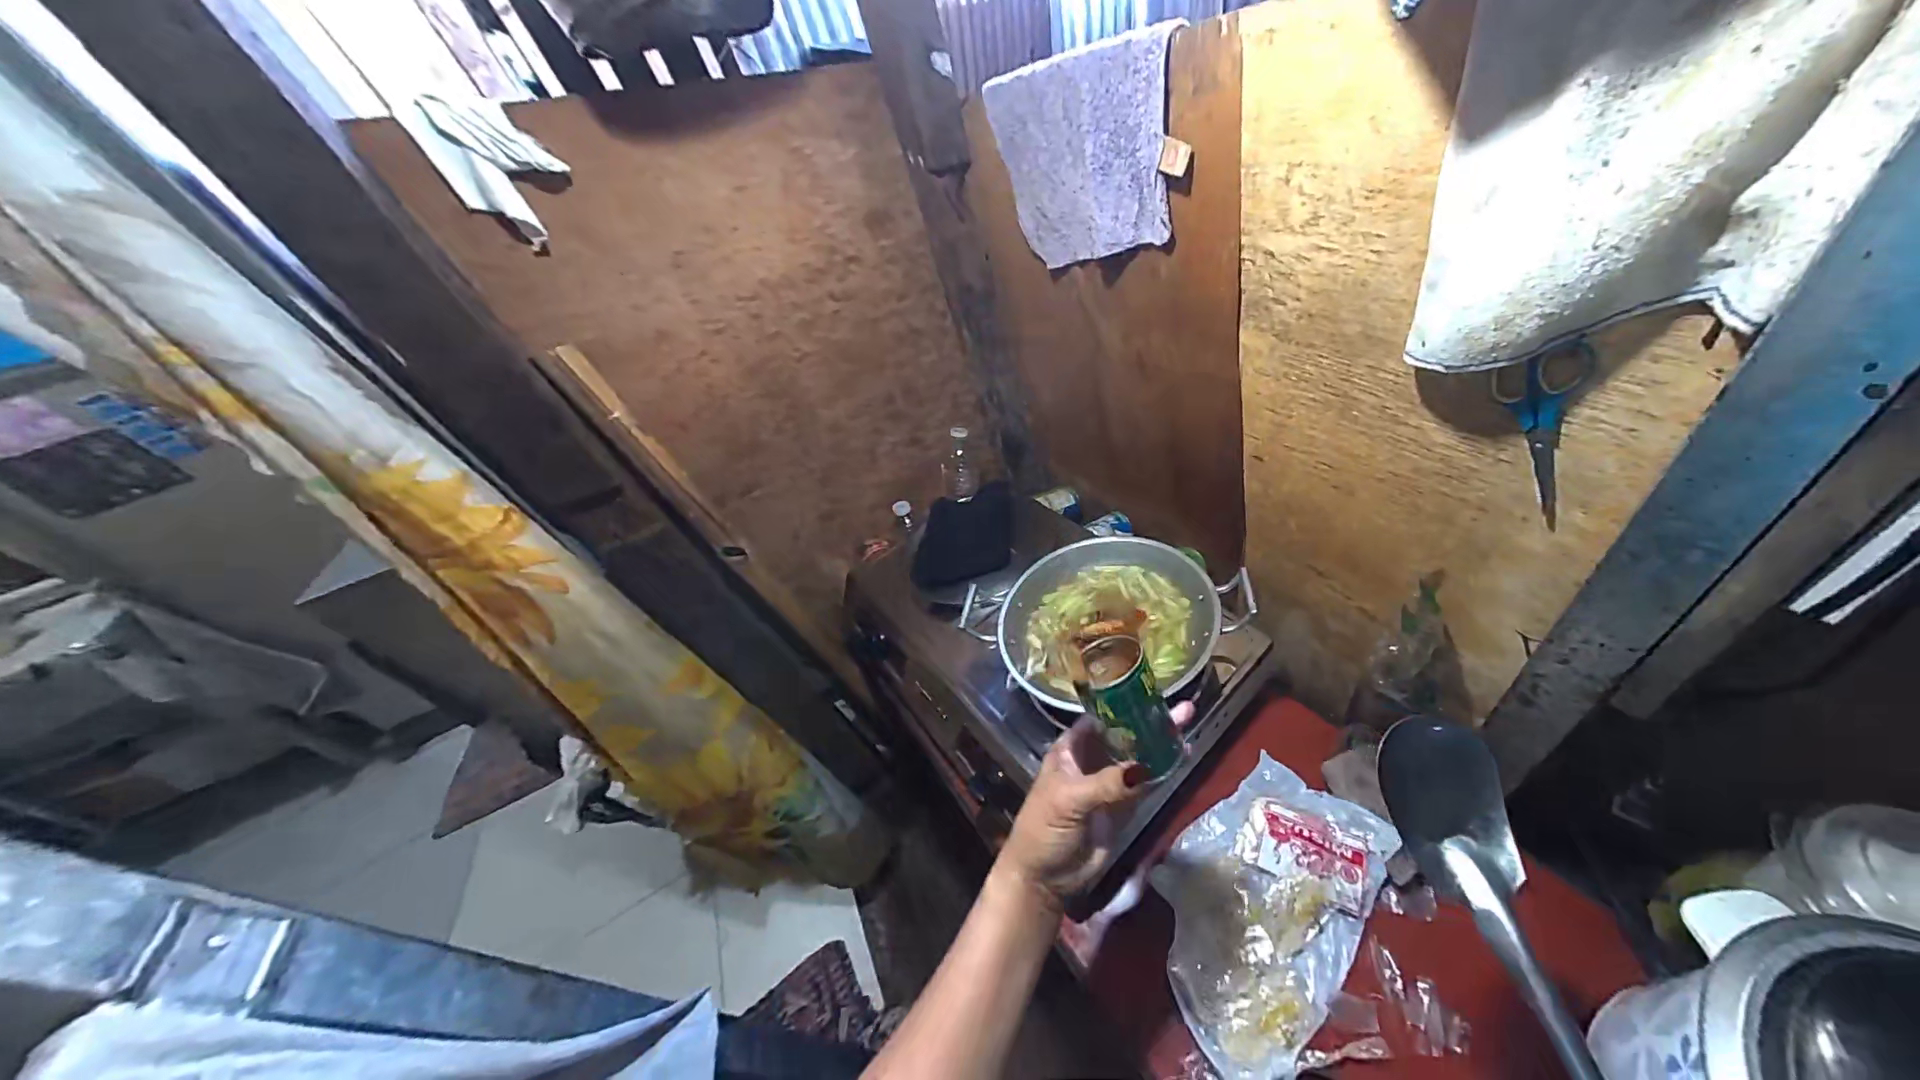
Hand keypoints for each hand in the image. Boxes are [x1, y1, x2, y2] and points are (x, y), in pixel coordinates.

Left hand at [995, 702, 1194, 907]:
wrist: (1045, 878)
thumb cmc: (1044, 829)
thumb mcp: (1069, 801)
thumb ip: (1106, 784)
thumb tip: (1143, 769)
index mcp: (1070, 749)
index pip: (1099, 718)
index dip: (1122, 704)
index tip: (1151, 691)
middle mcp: (1091, 760)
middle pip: (1125, 734)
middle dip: (1150, 721)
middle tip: (1183, 707)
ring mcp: (1110, 782)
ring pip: (1140, 756)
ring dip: (1162, 742)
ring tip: (1190, 721)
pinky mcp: (1124, 806)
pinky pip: (1147, 783)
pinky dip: (1164, 769)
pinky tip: (1183, 754)